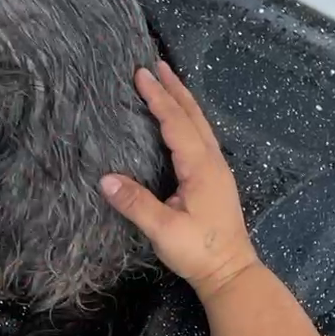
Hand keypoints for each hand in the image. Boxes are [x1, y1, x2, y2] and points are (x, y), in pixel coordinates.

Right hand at [100, 62, 262, 298]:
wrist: (230, 271)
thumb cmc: (198, 251)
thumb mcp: (163, 230)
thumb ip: (136, 203)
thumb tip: (104, 179)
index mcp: (201, 167)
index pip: (176, 124)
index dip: (158, 98)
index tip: (141, 75)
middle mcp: (212, 162)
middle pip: (193, 115)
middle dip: (174, 88)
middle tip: (156, 64)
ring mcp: (216, 170)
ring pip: (199, 124)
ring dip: (182, 100)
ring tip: (167, 82)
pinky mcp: (214, 180)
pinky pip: (200, 137)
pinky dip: (186, 119)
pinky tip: (178, 121)